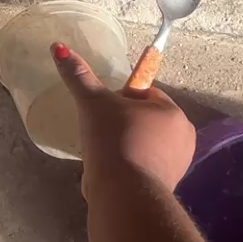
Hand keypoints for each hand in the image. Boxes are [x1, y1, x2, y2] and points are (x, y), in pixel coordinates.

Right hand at [52, 42, 195, 193]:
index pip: (143, 93)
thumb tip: (58, 47)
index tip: (104, 112)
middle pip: (144, 117)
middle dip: (122, 122)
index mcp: (172, 112)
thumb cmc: (114, 139)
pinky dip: (129, 163)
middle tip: (101, 131)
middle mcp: (184, 137)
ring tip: (104, 151)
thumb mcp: (92, 102)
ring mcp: (179, 164)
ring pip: (143, 141)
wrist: (124, 194)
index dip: (119, 99)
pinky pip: (144, 163)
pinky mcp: (169, 186)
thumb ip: (78, 75)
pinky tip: (112, 169)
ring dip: (124, 142)